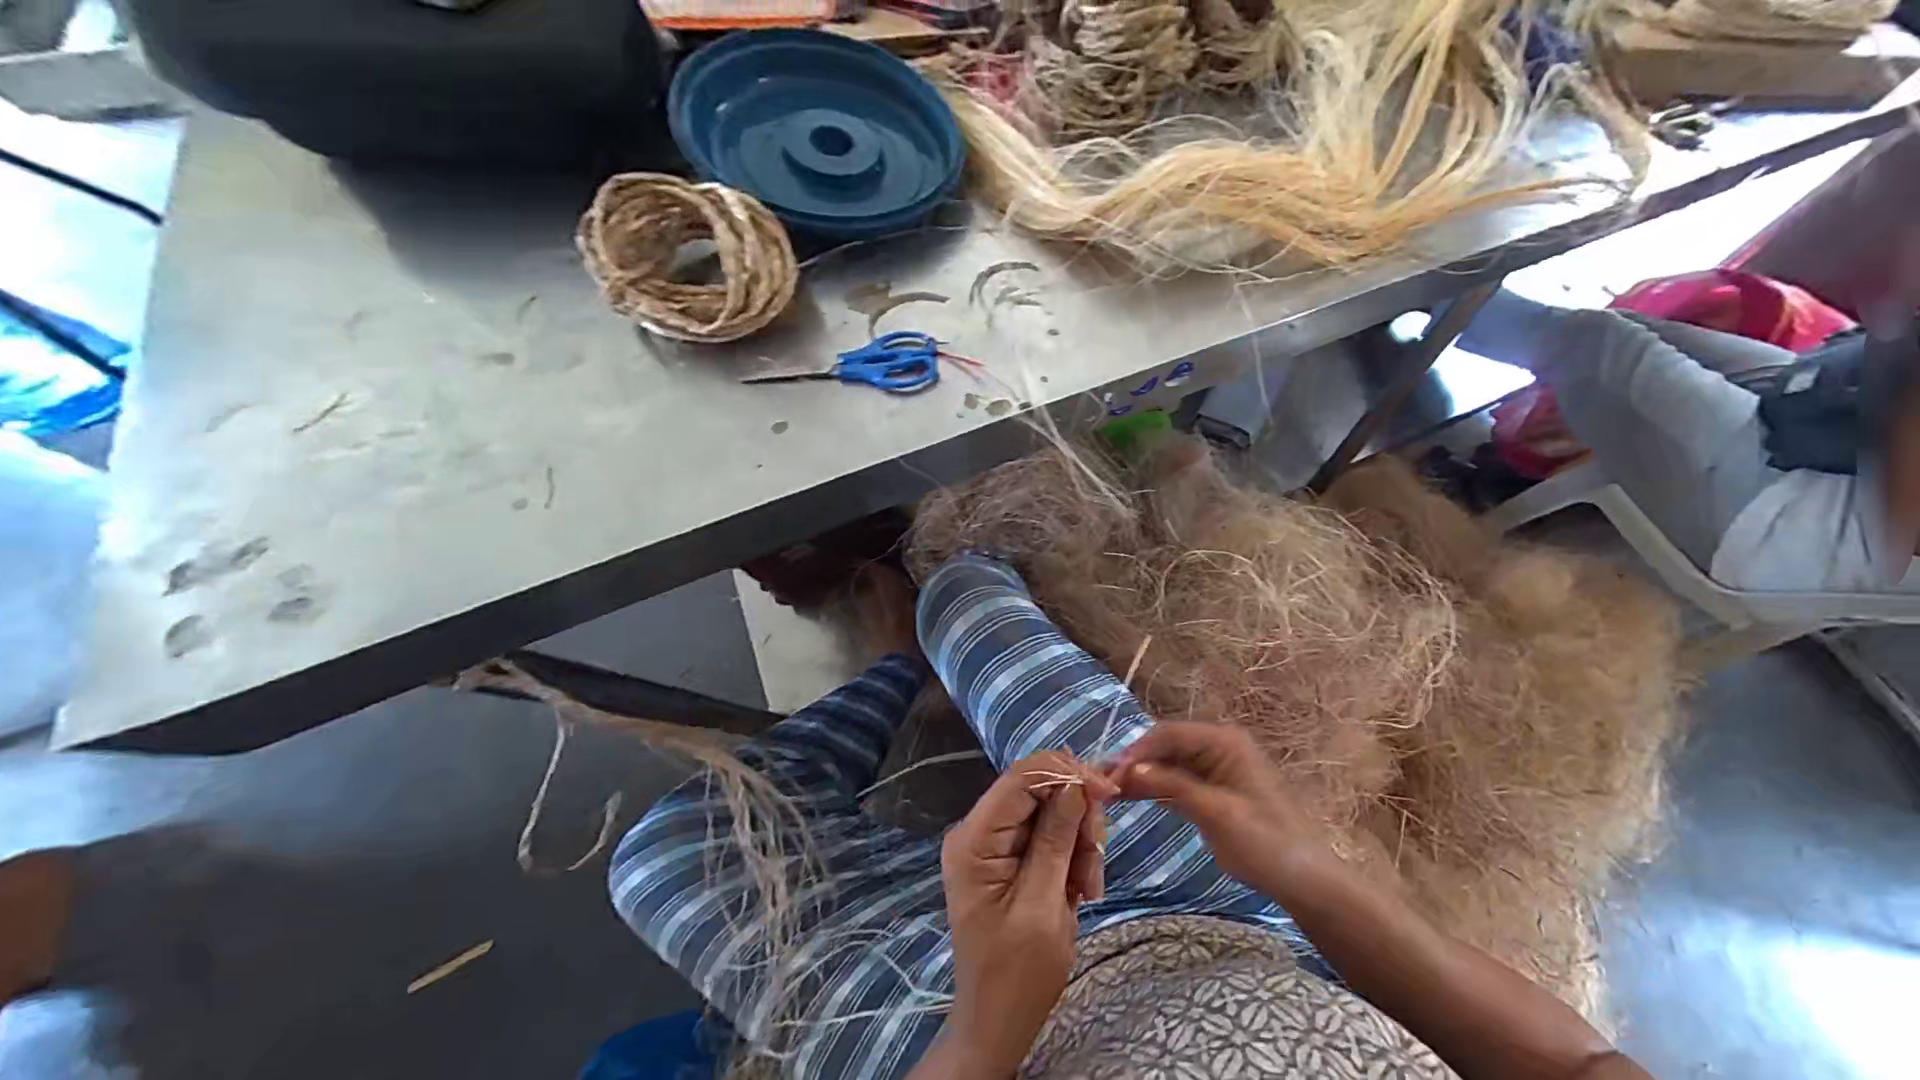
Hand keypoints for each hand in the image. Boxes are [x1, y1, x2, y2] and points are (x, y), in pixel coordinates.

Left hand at [939, 751, 1112, 1075]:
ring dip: (1079, 843)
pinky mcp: (1008, 855)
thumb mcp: (1042, 907)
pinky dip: (1072, 856)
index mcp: (974, 838)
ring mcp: (992, 842)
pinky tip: (1078, 890)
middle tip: (1095, 862)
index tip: (1109, 793)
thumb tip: (1076, 783)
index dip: (1067, 773)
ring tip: (1086, 888)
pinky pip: (1049, 835)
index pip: (1021, 777)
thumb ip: (1056, 839)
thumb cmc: (1017, 973)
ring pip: (1050, 811)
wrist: (997, 1020)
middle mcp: (978, 829)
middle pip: (1039, 790)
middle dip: (1077, 818)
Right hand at [1108, 721, 1320, 890]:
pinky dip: (1151, 789)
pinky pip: (1172, 782)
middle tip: (1101, 783)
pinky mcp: (1208, 791)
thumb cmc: (1266, 842)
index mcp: (1223, 741)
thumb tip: (1128, 769)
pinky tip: (1127, 798)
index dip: (1137, 750)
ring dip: (1138, 776)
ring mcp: (1212, 769)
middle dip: (1133, 763)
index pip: (1168, 733)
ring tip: (1107, 791)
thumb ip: (1172, 786)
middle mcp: (1215, 747)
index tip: (1110, 773)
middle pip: (1163, 746)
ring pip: (1164, 764)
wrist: (1304, 882)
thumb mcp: (1217, 813)